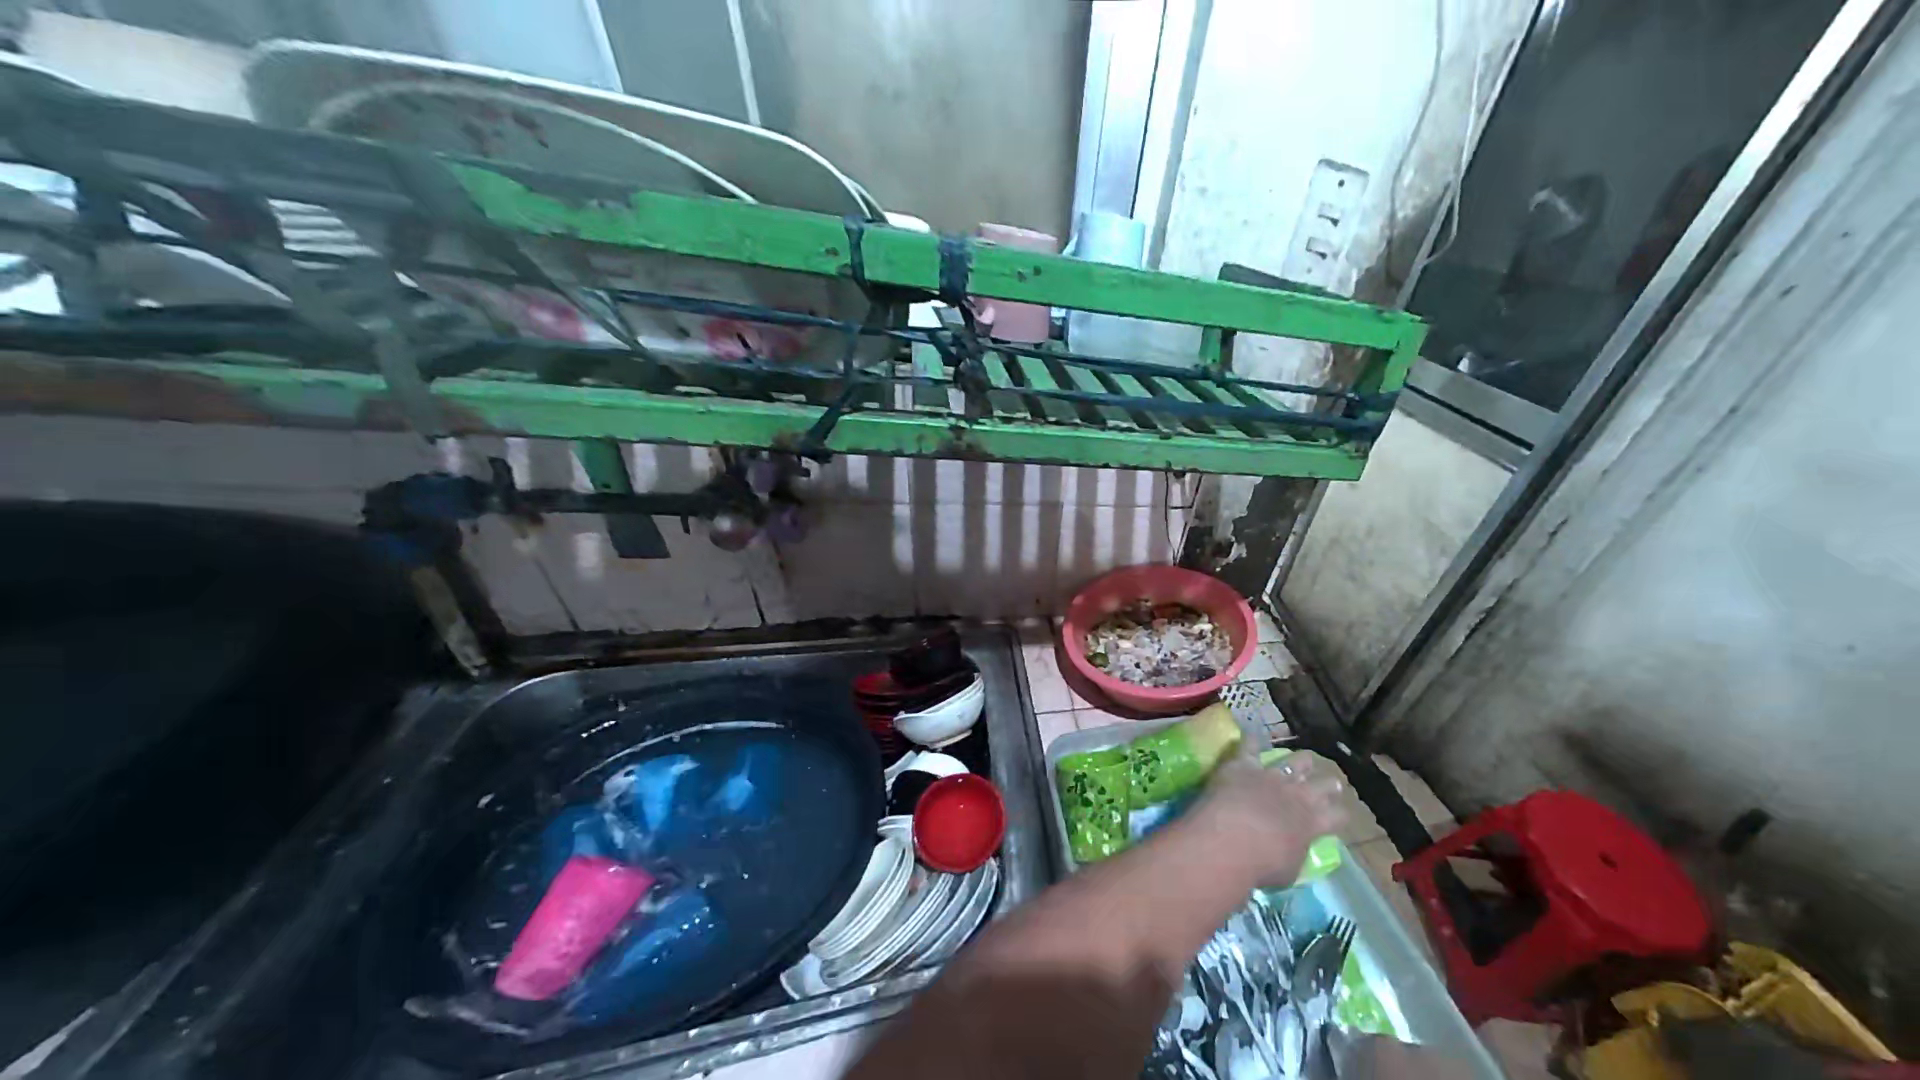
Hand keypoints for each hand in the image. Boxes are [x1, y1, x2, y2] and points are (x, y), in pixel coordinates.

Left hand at [1187, 752, 1347, 887]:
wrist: (1231, 838)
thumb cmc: (1262, 865)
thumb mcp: (1289, 870)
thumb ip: (1294, 853)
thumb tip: (1291, 849)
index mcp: (1312, 823)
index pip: (1337, 816)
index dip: (1338, 814)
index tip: (1338, 813)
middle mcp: (1297, 795)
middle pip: (1322, 784)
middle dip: (1327, 784)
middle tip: (1331, 783)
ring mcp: (1271, 777)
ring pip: (1294, 762)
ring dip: (1301, 761)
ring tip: (1306, 758)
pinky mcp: (1244, 765)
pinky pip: (1250, 747)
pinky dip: (1252, 741)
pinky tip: (1253, 735)